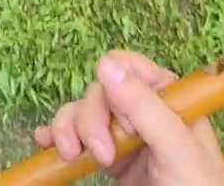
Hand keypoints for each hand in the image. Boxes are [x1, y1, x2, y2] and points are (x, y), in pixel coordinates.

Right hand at [32, 51, 223, 185]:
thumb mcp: (177, 151)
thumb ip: (145, 108)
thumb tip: (104, 64)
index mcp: (166, 99)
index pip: (128, 67)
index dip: (116, 87)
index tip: (124, 123)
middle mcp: (142, 112)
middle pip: (98, 91)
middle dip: (91, 119)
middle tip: (101, 154)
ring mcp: (123, 137)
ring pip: (81, 111)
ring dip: (68, 128)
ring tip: (69, 156)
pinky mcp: (108, 160)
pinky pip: (74, 136)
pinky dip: (56, 136)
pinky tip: (46, 142)